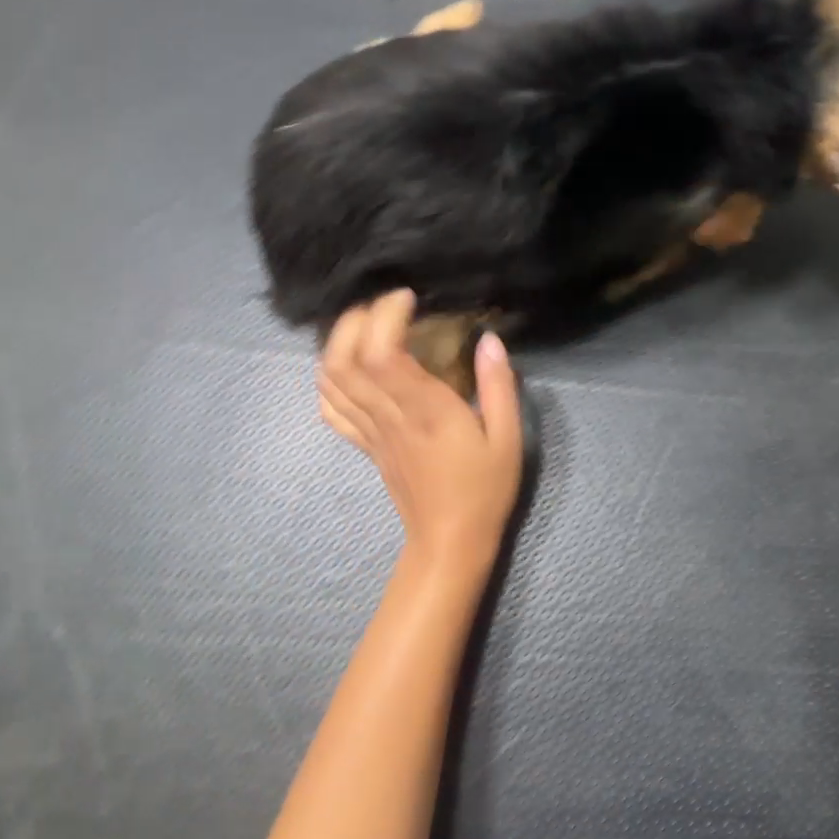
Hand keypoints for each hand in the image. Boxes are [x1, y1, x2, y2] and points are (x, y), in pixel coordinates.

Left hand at [317, 290, 523, 570]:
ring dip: (338, 344)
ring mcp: (372, 433)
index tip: (407, 298)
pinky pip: (331, 410)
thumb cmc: (486, 488)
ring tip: (367, 325)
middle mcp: (391, 417)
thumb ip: (499, 386)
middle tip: (384, 305)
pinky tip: (349, 367)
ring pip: (331, 381)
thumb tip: (489, 340)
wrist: (451, 541)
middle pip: (345, 361)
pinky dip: (329, 380)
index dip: (385, 318)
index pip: (384, 354)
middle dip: (354, 322)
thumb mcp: (508, 437)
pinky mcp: (365, 446)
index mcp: (427, 412)